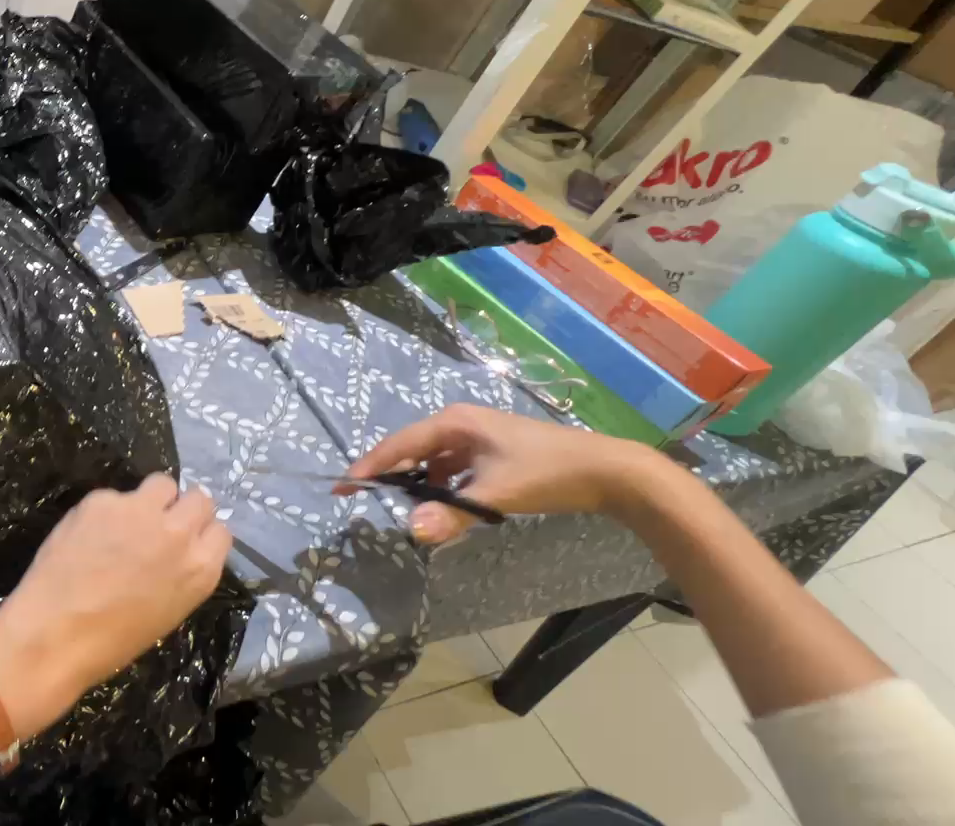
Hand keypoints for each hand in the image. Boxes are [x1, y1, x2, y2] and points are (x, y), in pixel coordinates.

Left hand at [0, 475, 230, 739]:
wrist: (56, 631)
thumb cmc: (113, 639)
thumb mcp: (167, 610)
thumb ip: (180, 572)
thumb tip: (174, 551)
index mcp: (200, 569)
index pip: (220, 531)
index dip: (201, 533)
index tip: (186, 540)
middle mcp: (178, 532)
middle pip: (199, 499)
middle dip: (183, 508)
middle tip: (161, 523)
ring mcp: (140, 510)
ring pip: (162, 483)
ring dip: (151, 498)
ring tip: (128, 521)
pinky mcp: (103, 499)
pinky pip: (114, 495)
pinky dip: (107, 511)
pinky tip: (88, 534)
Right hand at [340, 404, 666, 545]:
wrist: (610, 471)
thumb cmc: (549, 473)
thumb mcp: (498, 494)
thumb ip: (453, 514)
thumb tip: (413, 532)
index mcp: (453, 422)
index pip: (398, 445)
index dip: (369, 466)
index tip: (343, 486)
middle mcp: (458, 423)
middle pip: (411, 450)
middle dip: (390, 475)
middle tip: (365, 498)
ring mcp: (475, 437)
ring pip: (432, 461)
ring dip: (418, 484)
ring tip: (405, 508)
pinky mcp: (490, 452)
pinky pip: (451, 468)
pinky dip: (442, 487)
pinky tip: (445, 507)